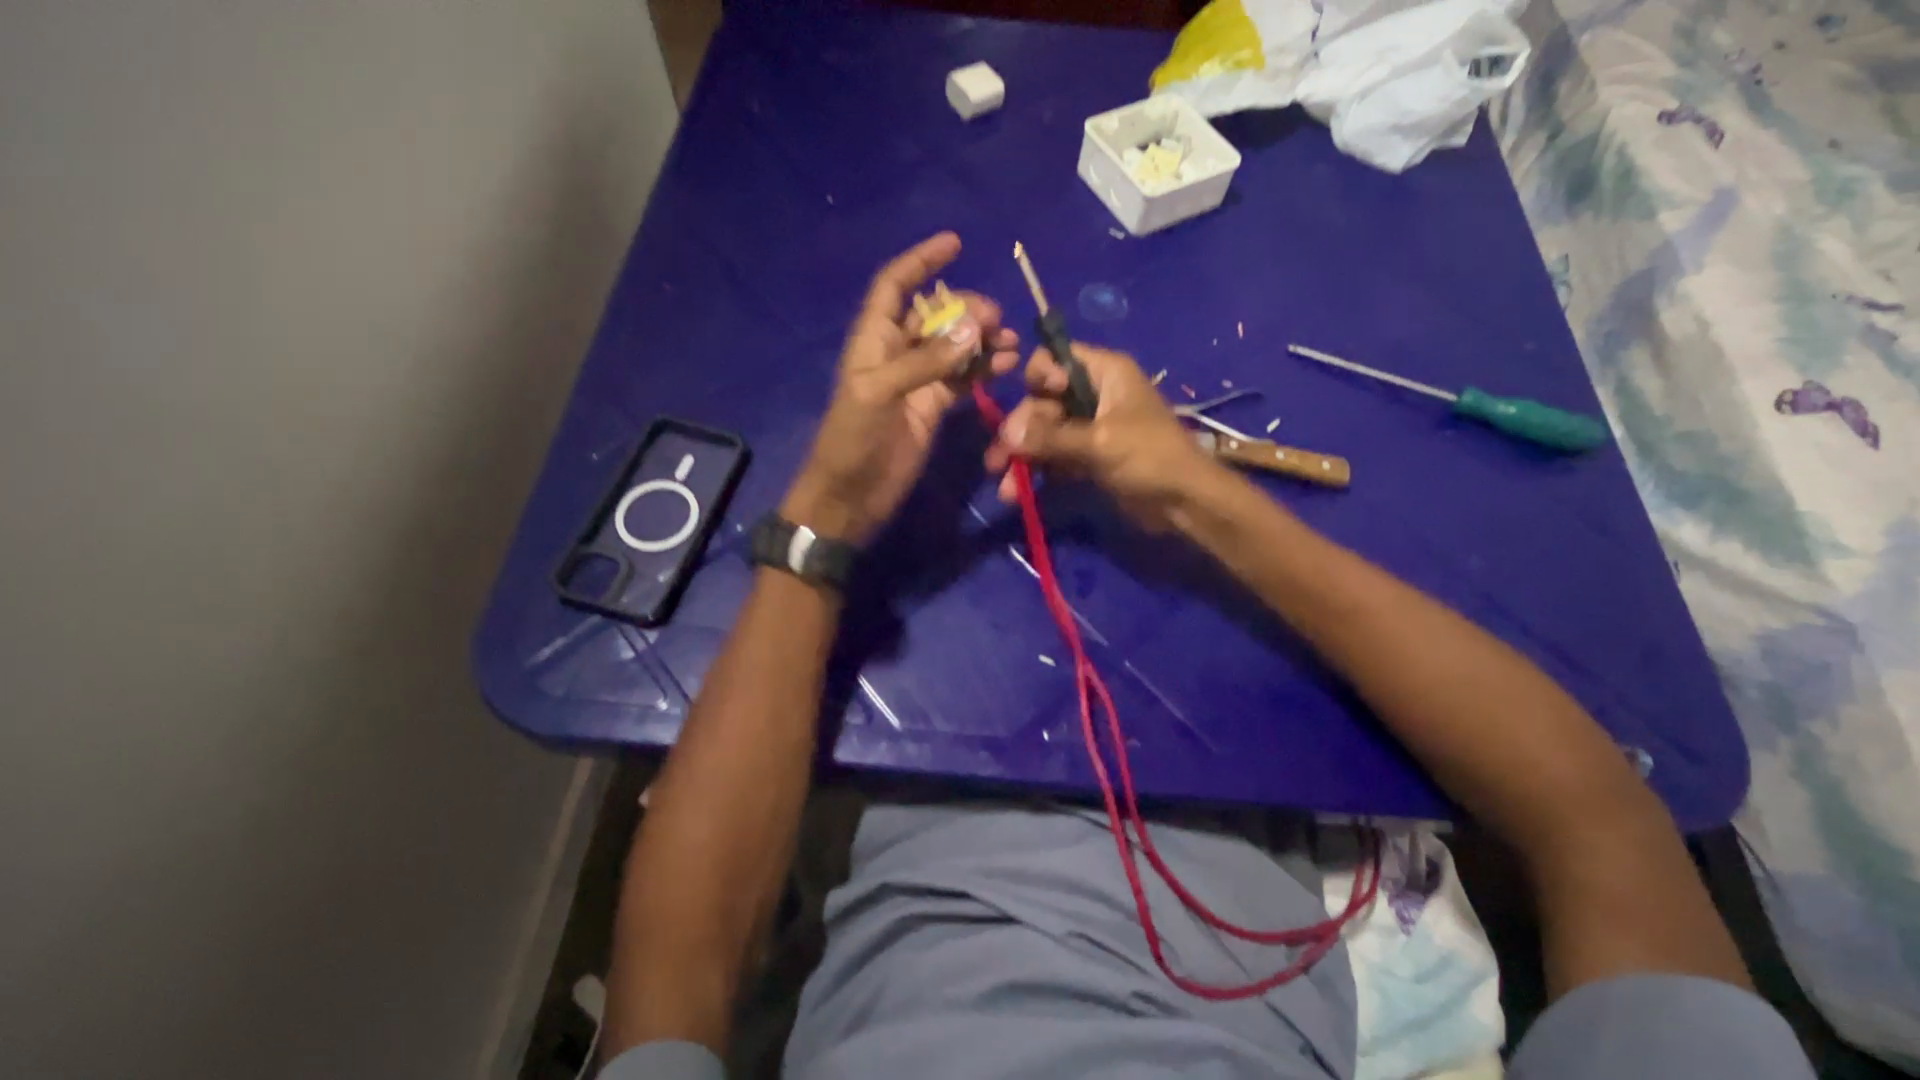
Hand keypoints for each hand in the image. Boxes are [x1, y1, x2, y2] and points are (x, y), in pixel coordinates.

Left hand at [783, 232, 1019, 544]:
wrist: (850, 497)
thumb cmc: (853, 440)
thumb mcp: (881, 393)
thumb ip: (926, 361)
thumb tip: (974, 329)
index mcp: (873, 338)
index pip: (895, 285)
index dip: (921, 261)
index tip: (955, 243)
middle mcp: (896, 352)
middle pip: (934, 314)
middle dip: (965, 309)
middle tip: (996, 321)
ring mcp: (917, 380)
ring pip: (953, 346)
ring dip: (981, 339)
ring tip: (1010, 343)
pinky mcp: (933, 408)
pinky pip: (963, 378)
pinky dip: (984, 369)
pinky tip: (1007, 365)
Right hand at [985, 343, 1222, 528]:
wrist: (1185, 502)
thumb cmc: (1150, 457)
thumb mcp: (1100, 442)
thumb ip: (1051, 437)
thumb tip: (1005, 435)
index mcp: (1105, 373)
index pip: (1056, 358)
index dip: (1039, 377)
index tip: (1037, 401)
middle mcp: (1094, 394)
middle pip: (1042, 401)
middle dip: (1019, 430)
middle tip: (1000, 459)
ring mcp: (1090, 427)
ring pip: (1043, 433)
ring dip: (1022, 457)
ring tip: (1005, 487)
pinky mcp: (1087, 457)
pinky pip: (1053, 457)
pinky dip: (1037, 472)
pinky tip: (1019, 493)